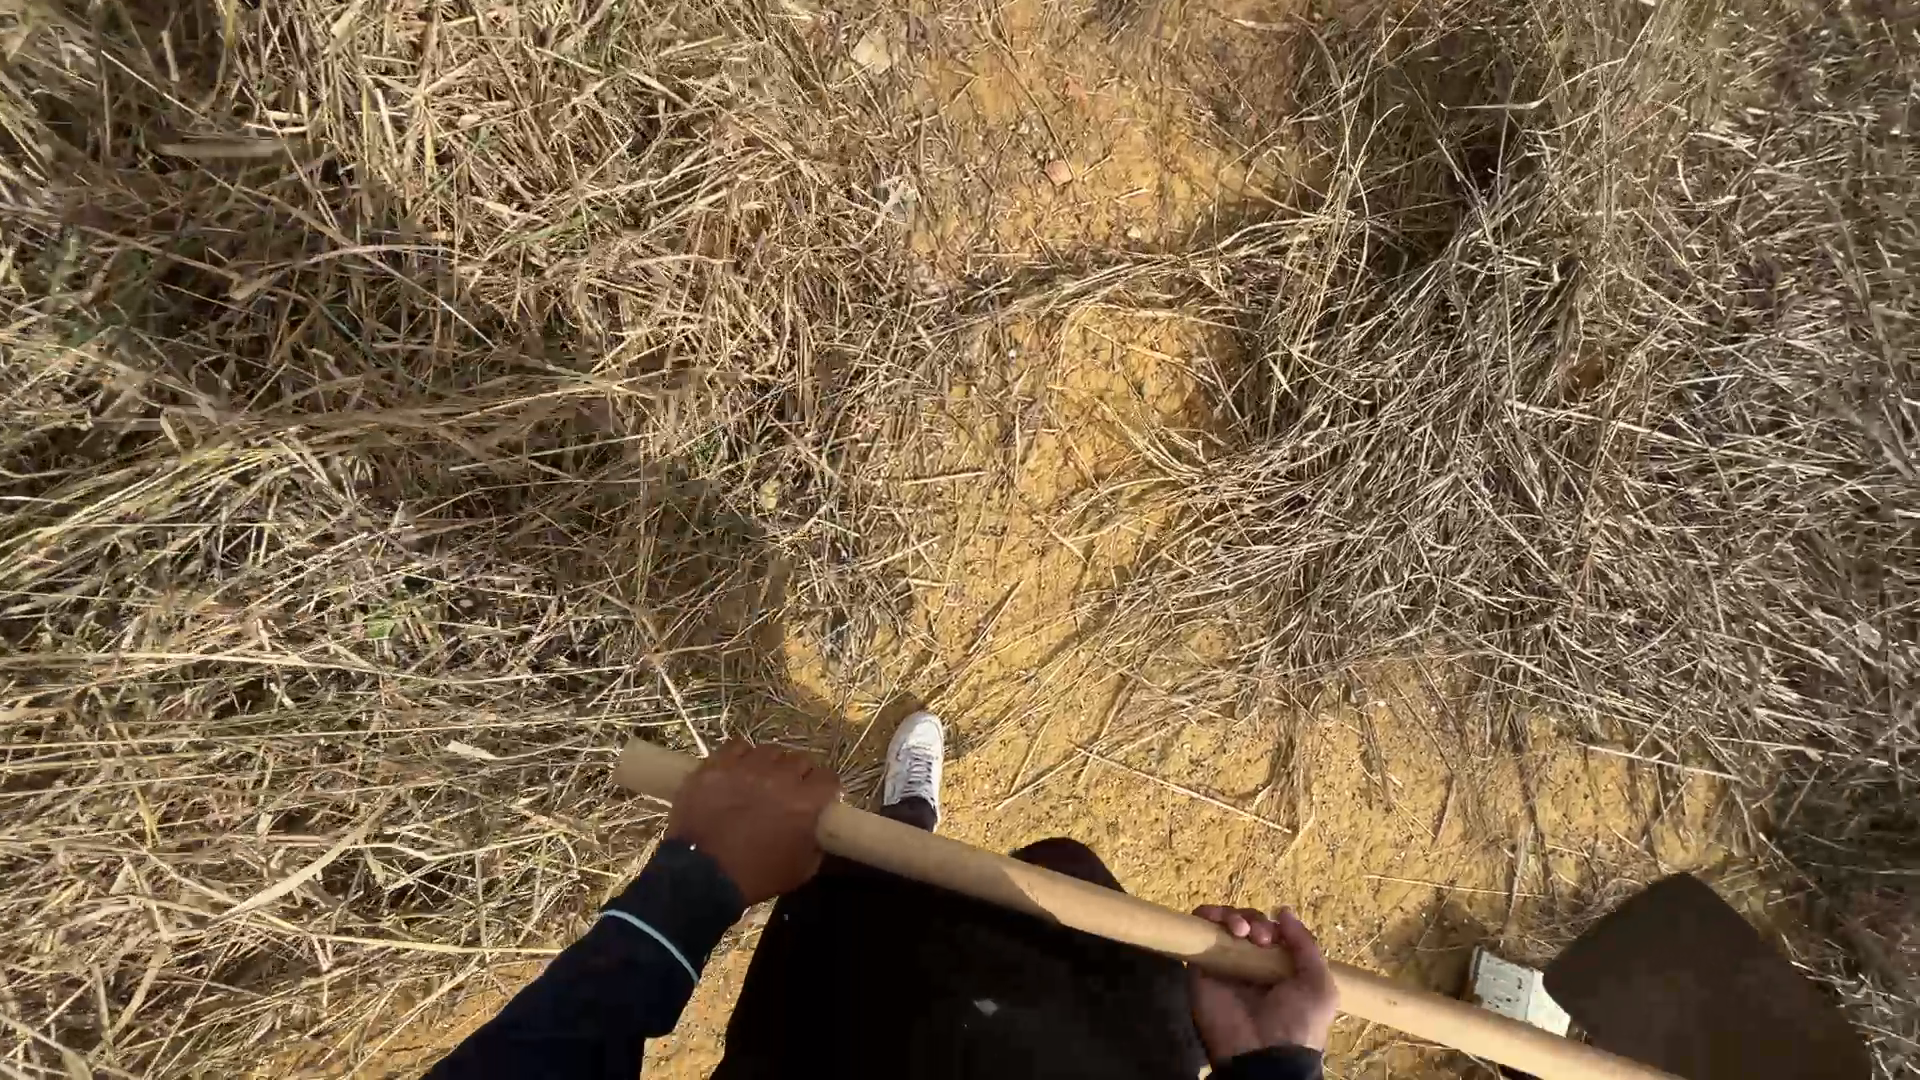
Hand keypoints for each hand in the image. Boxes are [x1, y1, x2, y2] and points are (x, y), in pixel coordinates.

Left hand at [666, 741, 839, 904]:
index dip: (825, 787)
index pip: (828, 777)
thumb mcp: (800, 870)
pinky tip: (737, 769)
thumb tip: (817, 830)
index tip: (818, 797)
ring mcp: (746, 768)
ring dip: (770, 764)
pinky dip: (741, 755)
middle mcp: (780, 777)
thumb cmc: (754, 878)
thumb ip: (816, 844)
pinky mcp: (717, 766)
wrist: (698, 878)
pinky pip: (736, 746)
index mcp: (805, 802)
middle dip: (798, 774)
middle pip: (800, 760)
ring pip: (770, 750)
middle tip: (788, 791)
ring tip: (761, 778)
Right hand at [1188, 905, 1337, 1060]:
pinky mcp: (1200, 963)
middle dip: (1253, 920)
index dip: (1271, 927)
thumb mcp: (1319, 987)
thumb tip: (1283, 910)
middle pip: (1246, 922)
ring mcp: (1224, 961)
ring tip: (1239, 930)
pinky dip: (1205, 915)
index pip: (1270, 931)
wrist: (1262, 1053)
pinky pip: (1199, 930)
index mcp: (1277, 966)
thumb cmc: (1296, 1021)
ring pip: (1223, 922)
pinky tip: (1215, 919)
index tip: (1272, 938)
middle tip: (1257, 937)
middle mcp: (1250, 961)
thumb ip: (1306, 946)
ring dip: (1232, 916)